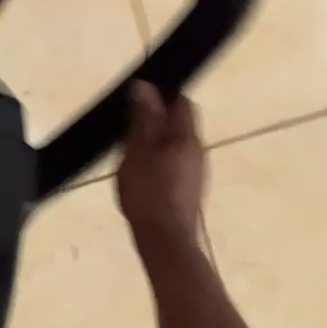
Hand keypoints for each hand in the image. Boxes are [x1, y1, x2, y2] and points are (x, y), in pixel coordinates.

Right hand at [116, 81, 206, 256]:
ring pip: (176, 145)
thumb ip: (143, 118)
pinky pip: (174, 164)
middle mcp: (198, 152)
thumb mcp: (138, 151)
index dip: (163, 94)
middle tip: (128, 124)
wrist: (165, 241)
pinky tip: (140, 173)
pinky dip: (158, 160)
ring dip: (156, 141)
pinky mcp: (189, 191)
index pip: (183, 102)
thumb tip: (145, 86)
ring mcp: (196, 173)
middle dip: (157, 119)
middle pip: (180, 124)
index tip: (139, 96)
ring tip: (129, 150)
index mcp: (187, 138)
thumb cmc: (148, 192)